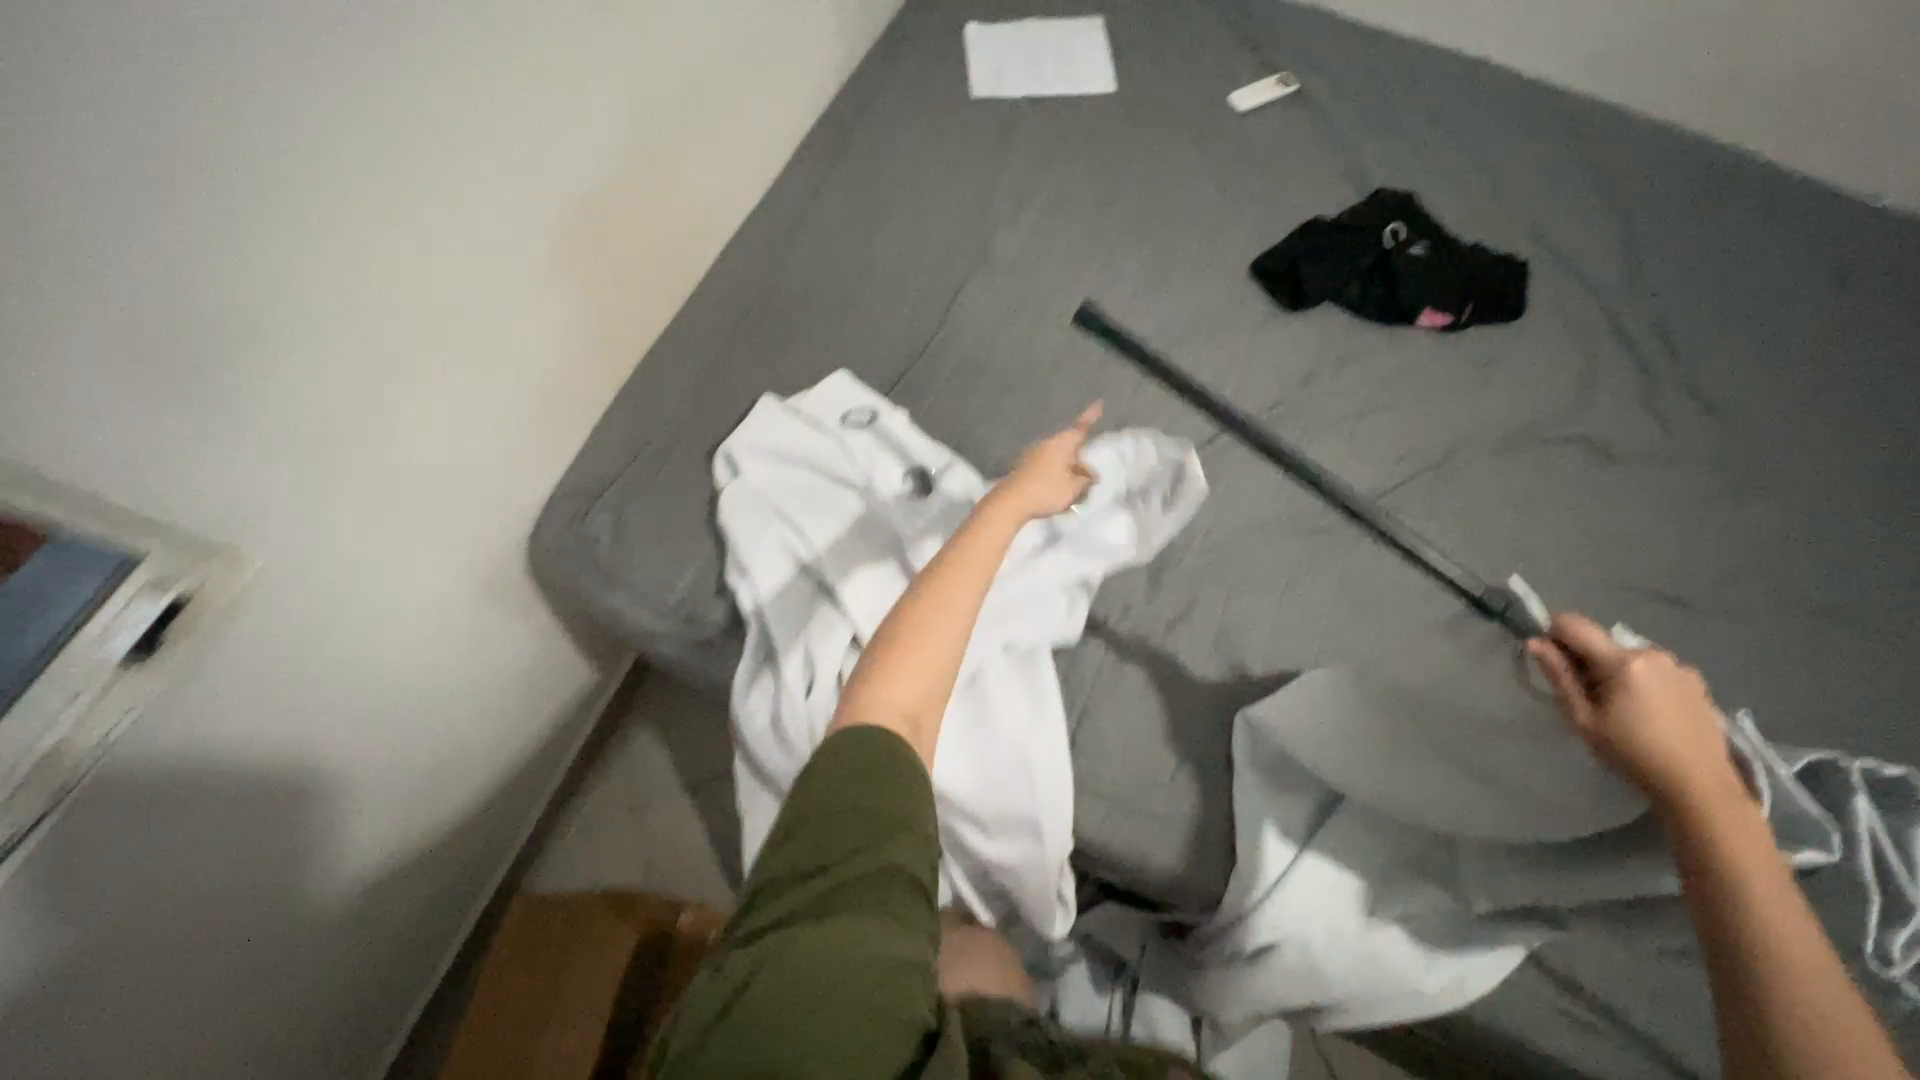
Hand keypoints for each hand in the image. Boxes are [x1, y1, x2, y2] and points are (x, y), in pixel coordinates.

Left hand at [986, 402, 1102, 520]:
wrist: (1010, 502)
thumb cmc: (1045, 491)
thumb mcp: (1073, 488)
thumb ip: (1086, 479)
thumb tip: (1089, 475)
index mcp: (1061, 443)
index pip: (1081, 427)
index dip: (1091, 416)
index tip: (1099, 402)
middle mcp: (1047, 443)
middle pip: (1070, 444)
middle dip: (1081, 455)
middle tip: (1090, 471)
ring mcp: (1034, 454)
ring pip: (1058, 456)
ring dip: (1068, 467)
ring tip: (1075, 486)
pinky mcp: (1025, 466)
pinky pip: (1047, 465)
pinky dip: (1056, 473)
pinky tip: (1058, 488)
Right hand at [1527, 614, 1747, 814]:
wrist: (1700, 786)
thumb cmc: (1631, 754)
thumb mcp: (1584, 720)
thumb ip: (1559, 677)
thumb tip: (1534, 643)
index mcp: (1622, 661)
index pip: (1573, 624)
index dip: (1553, 636)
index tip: (1555, 666)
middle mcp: (1652, 653)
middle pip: (1602, 643)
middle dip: (1588, 663)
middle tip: (1591, 702)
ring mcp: (1679, 666)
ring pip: (1629, 657)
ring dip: (1617, 673)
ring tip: (1625, 711)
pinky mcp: (1696, 680)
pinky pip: (1655, 669)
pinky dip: (1642, 682)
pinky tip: (1651, 714)